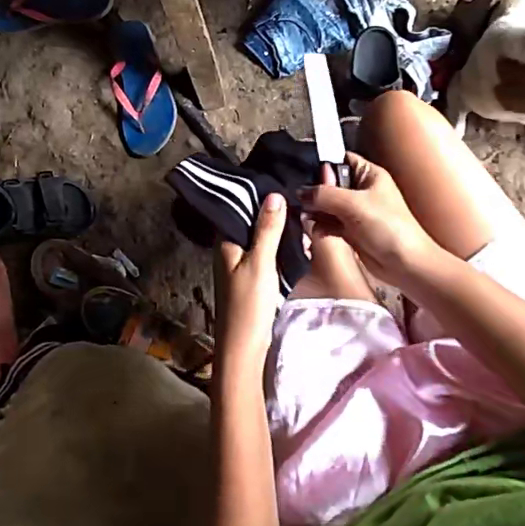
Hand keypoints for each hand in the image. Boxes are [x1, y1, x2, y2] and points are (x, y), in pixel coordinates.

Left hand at [212, 193, 285, 371]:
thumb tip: (274, 195)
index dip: (253, 192)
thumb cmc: (248, 305)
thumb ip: (267, 230)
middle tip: (294, 192)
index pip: (236, 206)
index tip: (276, 176)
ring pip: (258, 238)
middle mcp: (229, 250)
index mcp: (225, 242)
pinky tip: (295, 242)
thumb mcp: (261, 263)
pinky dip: (278, 246)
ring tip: (299, 212)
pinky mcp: (252, 279)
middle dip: (268, 209)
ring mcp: (240, 265)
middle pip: (248, 221)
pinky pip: (265, 253)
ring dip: (276, 228)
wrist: (243, 350)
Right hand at [301, 155, 445, 288]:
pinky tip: (317, 229)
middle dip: (315, 192)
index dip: (323, 165)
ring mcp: (356, 212)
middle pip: (329, 184)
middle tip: (305, 200)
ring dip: (316, 210)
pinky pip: (329, 223)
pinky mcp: (351, 231)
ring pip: (326, 205)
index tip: (305, 174)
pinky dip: (321, 225)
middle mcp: (362, 191)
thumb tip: (302, 191)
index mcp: (369, 175)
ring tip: (308, 216)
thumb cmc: (391, 229)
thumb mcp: (353, 204)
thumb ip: (324, 194)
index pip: (340, 159)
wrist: (405, 264)